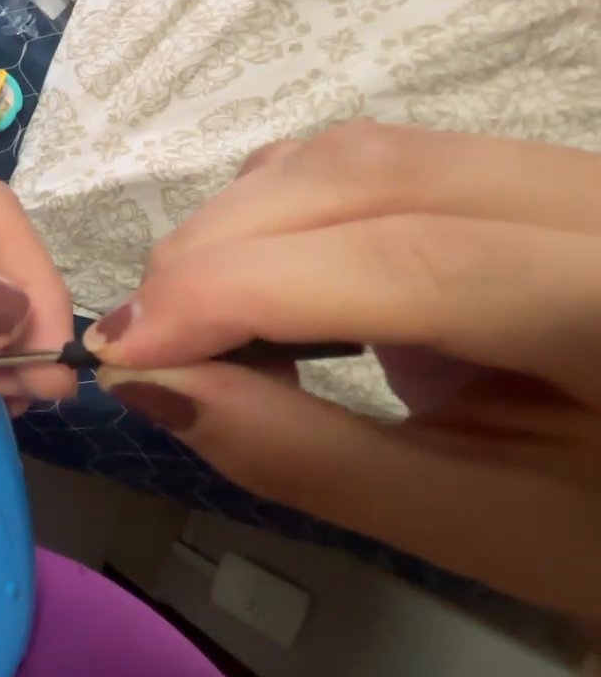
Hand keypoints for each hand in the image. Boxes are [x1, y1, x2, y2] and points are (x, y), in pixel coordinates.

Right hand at [85, 122, 600, 619]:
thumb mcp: (470, 523)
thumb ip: (300, 454)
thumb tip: (141, 382)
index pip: (410, 260)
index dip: (235, 292)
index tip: (119, 351)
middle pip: (360, 176)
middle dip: (214, 250)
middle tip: (141, 334)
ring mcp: (562, 176)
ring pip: (347, 153)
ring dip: (231, 225)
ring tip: (194, 312)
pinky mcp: (505, 173)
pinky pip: (356, 157)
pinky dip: (266, 208)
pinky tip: (258, 274)